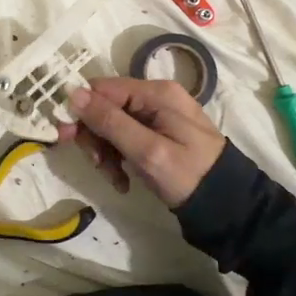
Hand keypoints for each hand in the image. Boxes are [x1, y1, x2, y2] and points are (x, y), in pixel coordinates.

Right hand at [63, 78, 227, 206]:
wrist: (229, 206)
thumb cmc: (189, 177)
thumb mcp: (147, 151)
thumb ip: (110, 122)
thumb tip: (72, 93)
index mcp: (155, 93)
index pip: (100, 88)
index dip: (80, 111)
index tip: (65, 139)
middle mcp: (154, 97)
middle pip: (103, 107)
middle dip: (94, 137)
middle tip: (97, 166)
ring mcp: (156, 115)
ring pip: (110, 125)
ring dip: (104, 152)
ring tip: (115, 178)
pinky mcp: (156, 133)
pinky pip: (124, 137)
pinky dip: (117, 158)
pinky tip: (123, 180)